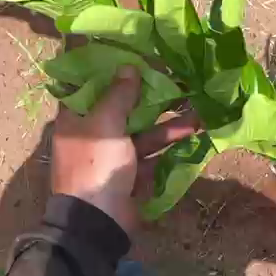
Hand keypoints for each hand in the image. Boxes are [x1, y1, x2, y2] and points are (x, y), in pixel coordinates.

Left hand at [50, 67, 197, 234]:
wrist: (98, 221)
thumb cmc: (95, 165)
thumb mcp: (106, 123)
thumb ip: (119, 95)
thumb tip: (130, 68)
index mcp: (77, 118)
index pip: (90, 85)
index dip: (110, 69)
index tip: (134, 54)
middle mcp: (93, 133)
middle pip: (123, 108)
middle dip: (150, 96)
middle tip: (176, 78)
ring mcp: (113, 155)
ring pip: (142, 132)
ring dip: (168, 123)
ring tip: (198, 111)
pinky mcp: (130, 174)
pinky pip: (152, 155)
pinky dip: (170, 146)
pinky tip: (193, 134)